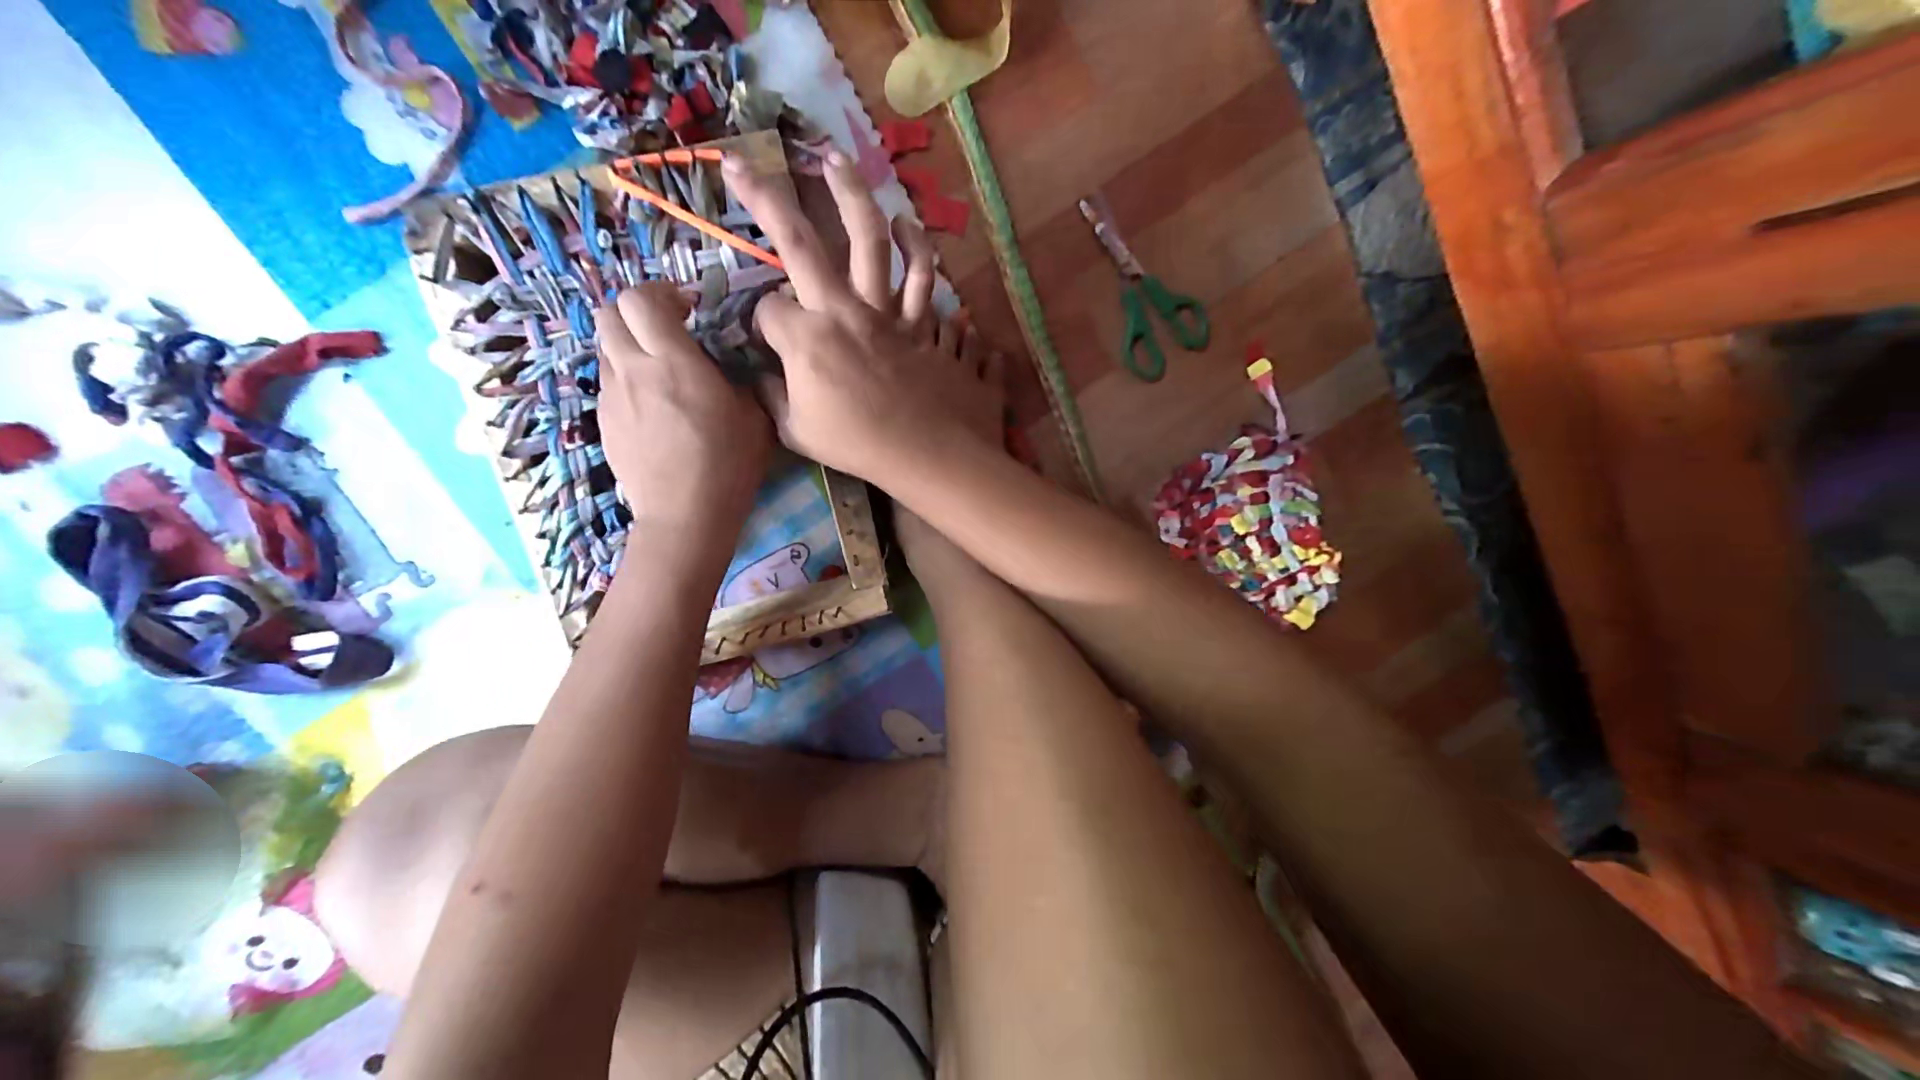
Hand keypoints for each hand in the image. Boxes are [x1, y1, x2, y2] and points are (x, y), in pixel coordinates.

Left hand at [595, 284, 772, 528]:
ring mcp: (612, 397)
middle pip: (609, 314)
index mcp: (672, 361)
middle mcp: (633, 370)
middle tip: (667, 330)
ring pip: (606, 349)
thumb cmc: (728, 465)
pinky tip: (653, 409)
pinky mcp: (604, 423)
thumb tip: (731, 364)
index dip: (661, 294)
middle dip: (636, 313)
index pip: (641, 299)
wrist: (685, 515)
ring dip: (630, 347)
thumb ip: (739, 379)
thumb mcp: (754, 416)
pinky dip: (627, 382)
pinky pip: (610, 385)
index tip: (687, 309)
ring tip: (659, 371)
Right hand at [722, 150, 998, 486]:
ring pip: (869, 238)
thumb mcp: (798, 432)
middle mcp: (843, 311)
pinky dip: (916, 248)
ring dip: (851, 193)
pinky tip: (905, 226)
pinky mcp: (923, 319)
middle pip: (800, 242)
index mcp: (806, 340)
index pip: (768, 310)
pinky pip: (922, 275)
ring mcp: (888, 310)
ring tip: (835, 159)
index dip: (763, 323)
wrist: (929, 454)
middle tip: (747, 167)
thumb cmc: (860, 449)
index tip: (770, 341)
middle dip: (766, 199)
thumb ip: (772, 398)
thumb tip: (759, 376)